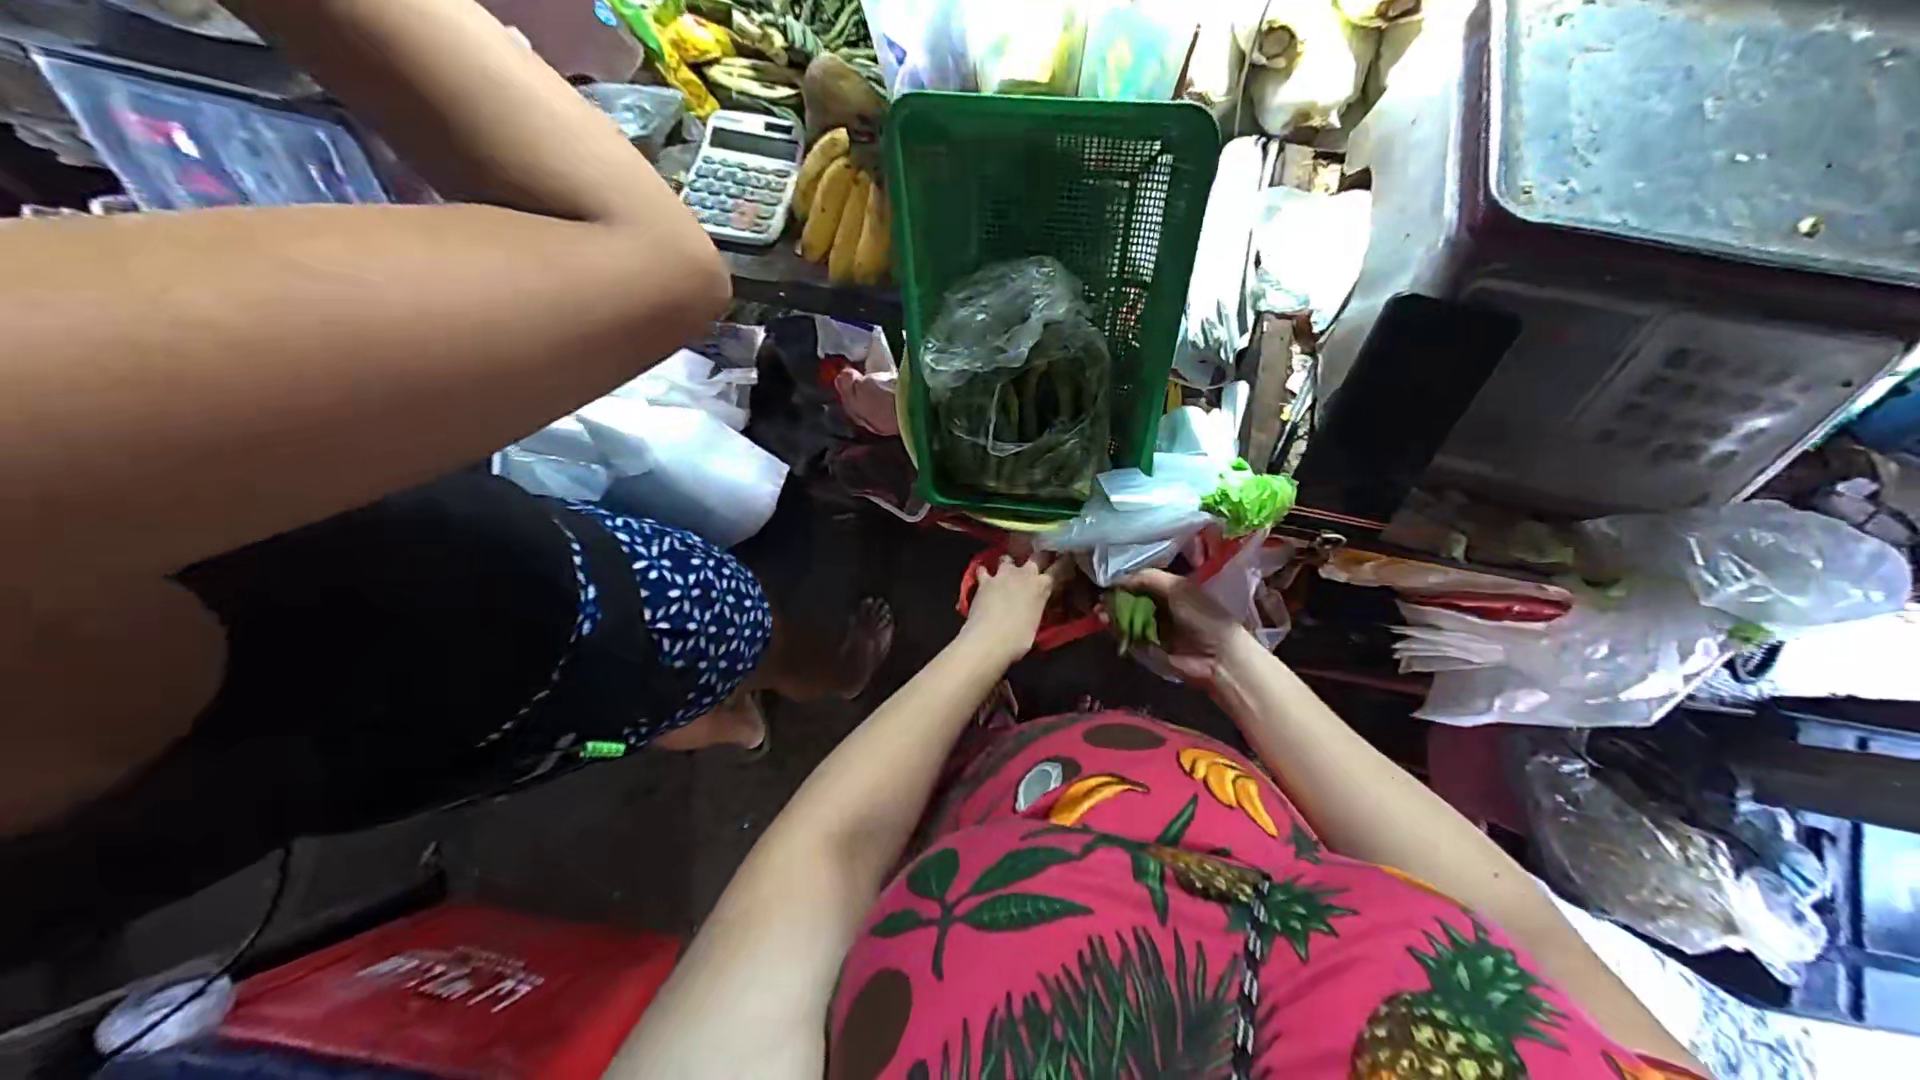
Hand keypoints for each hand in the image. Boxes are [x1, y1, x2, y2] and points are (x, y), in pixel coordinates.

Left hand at [960, 553, 1073, 662]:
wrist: (988, 638)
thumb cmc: (1018, 639)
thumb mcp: (1035, 624)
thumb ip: (1036, 610)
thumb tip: (1033, 610)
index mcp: (1042, 587)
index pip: (1059, 568)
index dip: (1064, 562)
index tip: (1066, 559)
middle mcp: (1024, 574)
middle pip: (1037, 556)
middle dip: (1040, 556)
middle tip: (1040, 560)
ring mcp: (1002, 575)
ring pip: (1008, 558)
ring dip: (1008, 563)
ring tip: (1007, 568)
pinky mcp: (983, 581)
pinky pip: (983, 570)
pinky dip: (983, 572)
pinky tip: (983, 576)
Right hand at [1114, 568, 1258, 687]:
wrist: (1217, 656)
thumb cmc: (1202, 616)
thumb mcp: (1177, 588)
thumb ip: (1148, 578)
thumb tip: (1118, 579)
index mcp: (1171, 590)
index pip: (1142, 582)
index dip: (1125, 582)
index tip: (1108, 583)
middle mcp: (1161, 607)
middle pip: (1131, 599)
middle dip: (1114, 599)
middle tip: (1100, 600)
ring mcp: (1154, 627)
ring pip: (1126, 617)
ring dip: (1112, 613)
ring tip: (1100, 612)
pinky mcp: (1148, 646)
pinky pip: (1128, 635)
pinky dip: (1116, 629)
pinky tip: (1106, 623)